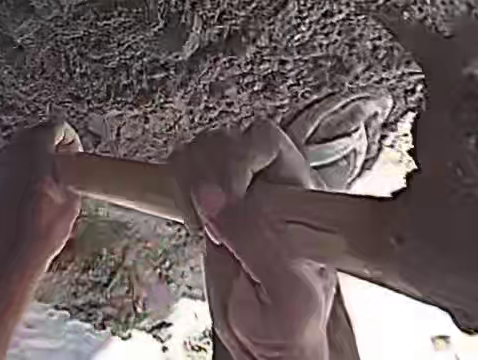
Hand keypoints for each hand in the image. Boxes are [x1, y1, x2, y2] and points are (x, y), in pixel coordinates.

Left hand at [0, 121, 83, 268]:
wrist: (17, 250)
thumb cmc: (44, 225)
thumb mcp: (72, 194)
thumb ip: (73, 168)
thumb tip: (72, 161)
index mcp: (37, 145)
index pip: (58, 126)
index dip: (71, 139)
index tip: (75, 153)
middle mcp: (17, 147)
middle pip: (40, 131)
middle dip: (55, 144)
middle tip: (67, 163)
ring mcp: (4, 159)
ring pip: (27, 143)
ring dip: (41, 153)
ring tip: (53, 176)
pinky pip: (16, 158)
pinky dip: (28, 164)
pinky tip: (37, 185)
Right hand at [170, 120, 337, 359]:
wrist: (264, 338)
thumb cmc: (288, 323)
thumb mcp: (284, 296)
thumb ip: (253, 242)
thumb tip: (211, 196)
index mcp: (300, 189)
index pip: (265, 140)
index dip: (239, 162)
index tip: (226, 201)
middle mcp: (267, 174)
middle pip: (224, 139)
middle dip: (211, 183)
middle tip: (214, 229)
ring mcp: (233, 176)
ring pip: (198, 147)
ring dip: (192, 190)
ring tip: (208, 231)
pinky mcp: (204, 186)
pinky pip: (179, 163)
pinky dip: (178, 192)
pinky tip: (196, 224)